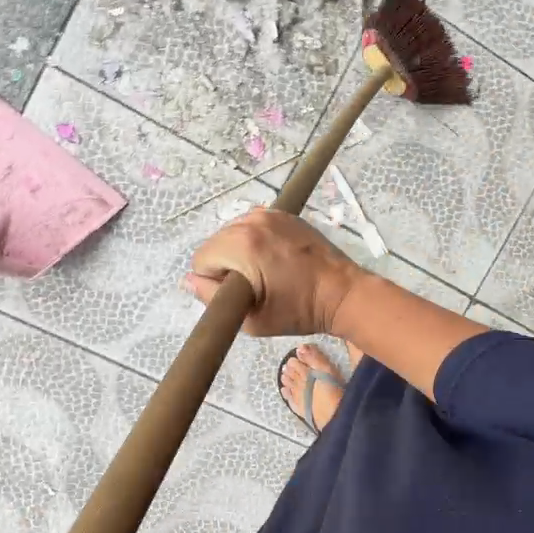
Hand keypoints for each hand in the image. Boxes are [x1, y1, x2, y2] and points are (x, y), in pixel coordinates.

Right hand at [184, 208, 366, 336]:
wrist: (344, 293)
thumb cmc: (301, 311)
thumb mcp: (252, 319)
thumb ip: (213, 299)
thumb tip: (190, 281)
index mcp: (242, 244)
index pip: (202, 260)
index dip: (213, 283)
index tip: (240, 295)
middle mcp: (253, 220)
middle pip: (216, 243)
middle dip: (226, 266)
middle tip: (255, 287)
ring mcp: (271, 214)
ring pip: (233, 233)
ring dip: (240, 253)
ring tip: (267, 274)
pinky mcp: (285, 215)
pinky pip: (254, 227)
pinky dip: (256, 242)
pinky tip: (276, 260)